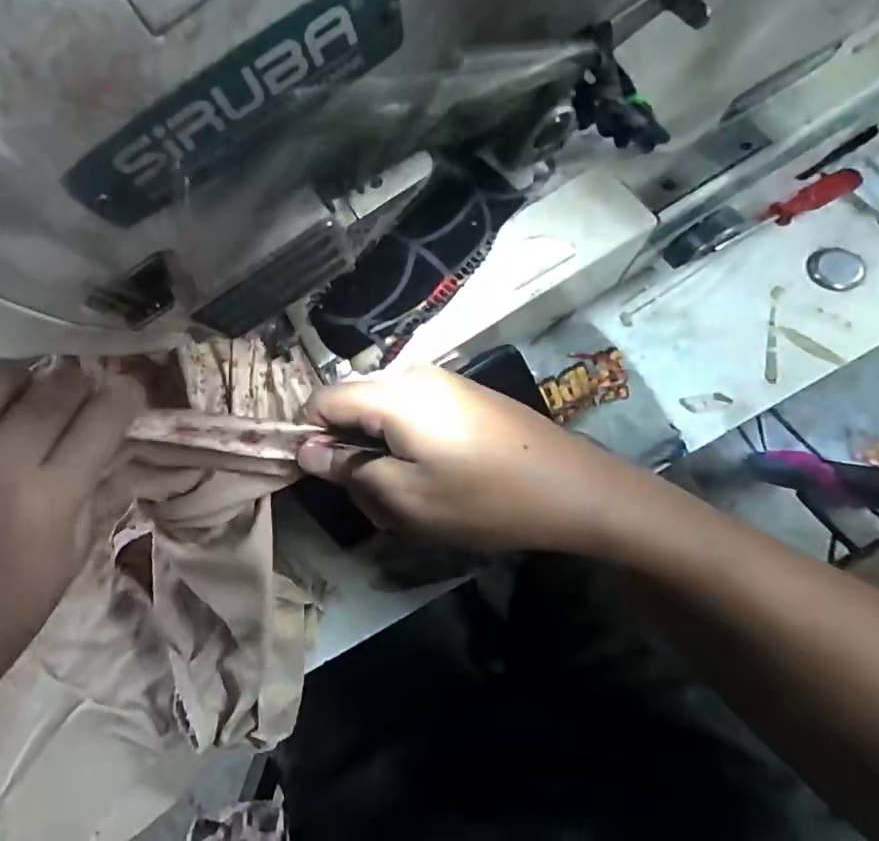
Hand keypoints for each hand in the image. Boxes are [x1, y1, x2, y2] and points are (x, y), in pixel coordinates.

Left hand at [0, 358, 143, 838]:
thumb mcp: (65, 567)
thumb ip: (100, 500)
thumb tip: (125, 450)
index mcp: (49, 499)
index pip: (105, 416)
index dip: (125, 395)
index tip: (124, 392)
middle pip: (53, 386)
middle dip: (76, 380)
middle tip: (72, 392)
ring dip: (12, 375)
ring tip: (12, 392)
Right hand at [296, 366, 652, 553]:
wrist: (572, 487)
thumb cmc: (483, 498)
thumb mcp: (405, 499)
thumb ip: (348, 471)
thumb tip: (306, 449)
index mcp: (393, 392)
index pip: (322, 400)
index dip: (311, 438)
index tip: (328, 480)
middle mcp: (414, 375)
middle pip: (354, 407)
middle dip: (353, 453)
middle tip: (379, 502)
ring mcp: (445, 383)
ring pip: (386, 416)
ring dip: (385, 456)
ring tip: (415, 498)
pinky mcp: (466, 397)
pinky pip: (416, 416)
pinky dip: (412, 447)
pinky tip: (442, 481)